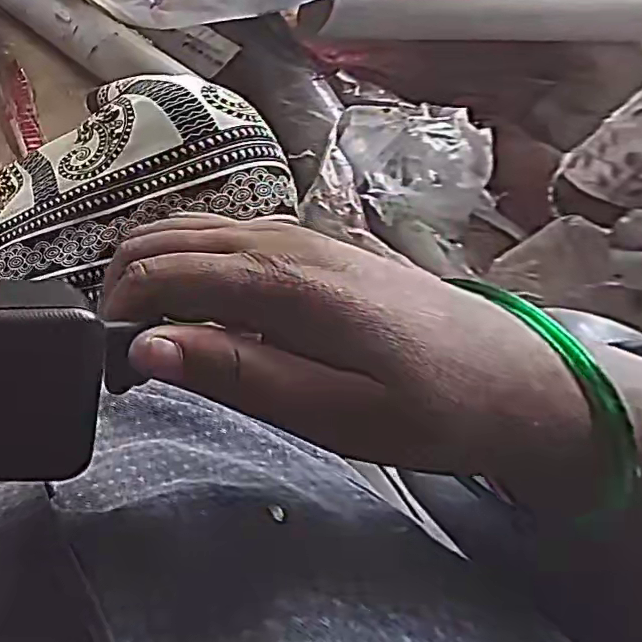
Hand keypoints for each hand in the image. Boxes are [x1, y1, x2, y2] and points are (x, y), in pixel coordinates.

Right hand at [101, 214, 595, 495]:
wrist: (527, 377)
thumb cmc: (432, 407)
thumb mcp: (335, 413)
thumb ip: (233, 374)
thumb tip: (143, 348)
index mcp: (275, 280)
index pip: (155, 274)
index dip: (117, 313)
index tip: (115, 360)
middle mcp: (267, 237)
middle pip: (151, 243)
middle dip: (118, 290)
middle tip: (124, 345)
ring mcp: (279, 228)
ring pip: (169, 228)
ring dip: (139, 269)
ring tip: (146, 321)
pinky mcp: (289, 232)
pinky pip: (200, 228)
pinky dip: (169, 254)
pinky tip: (184, 294)